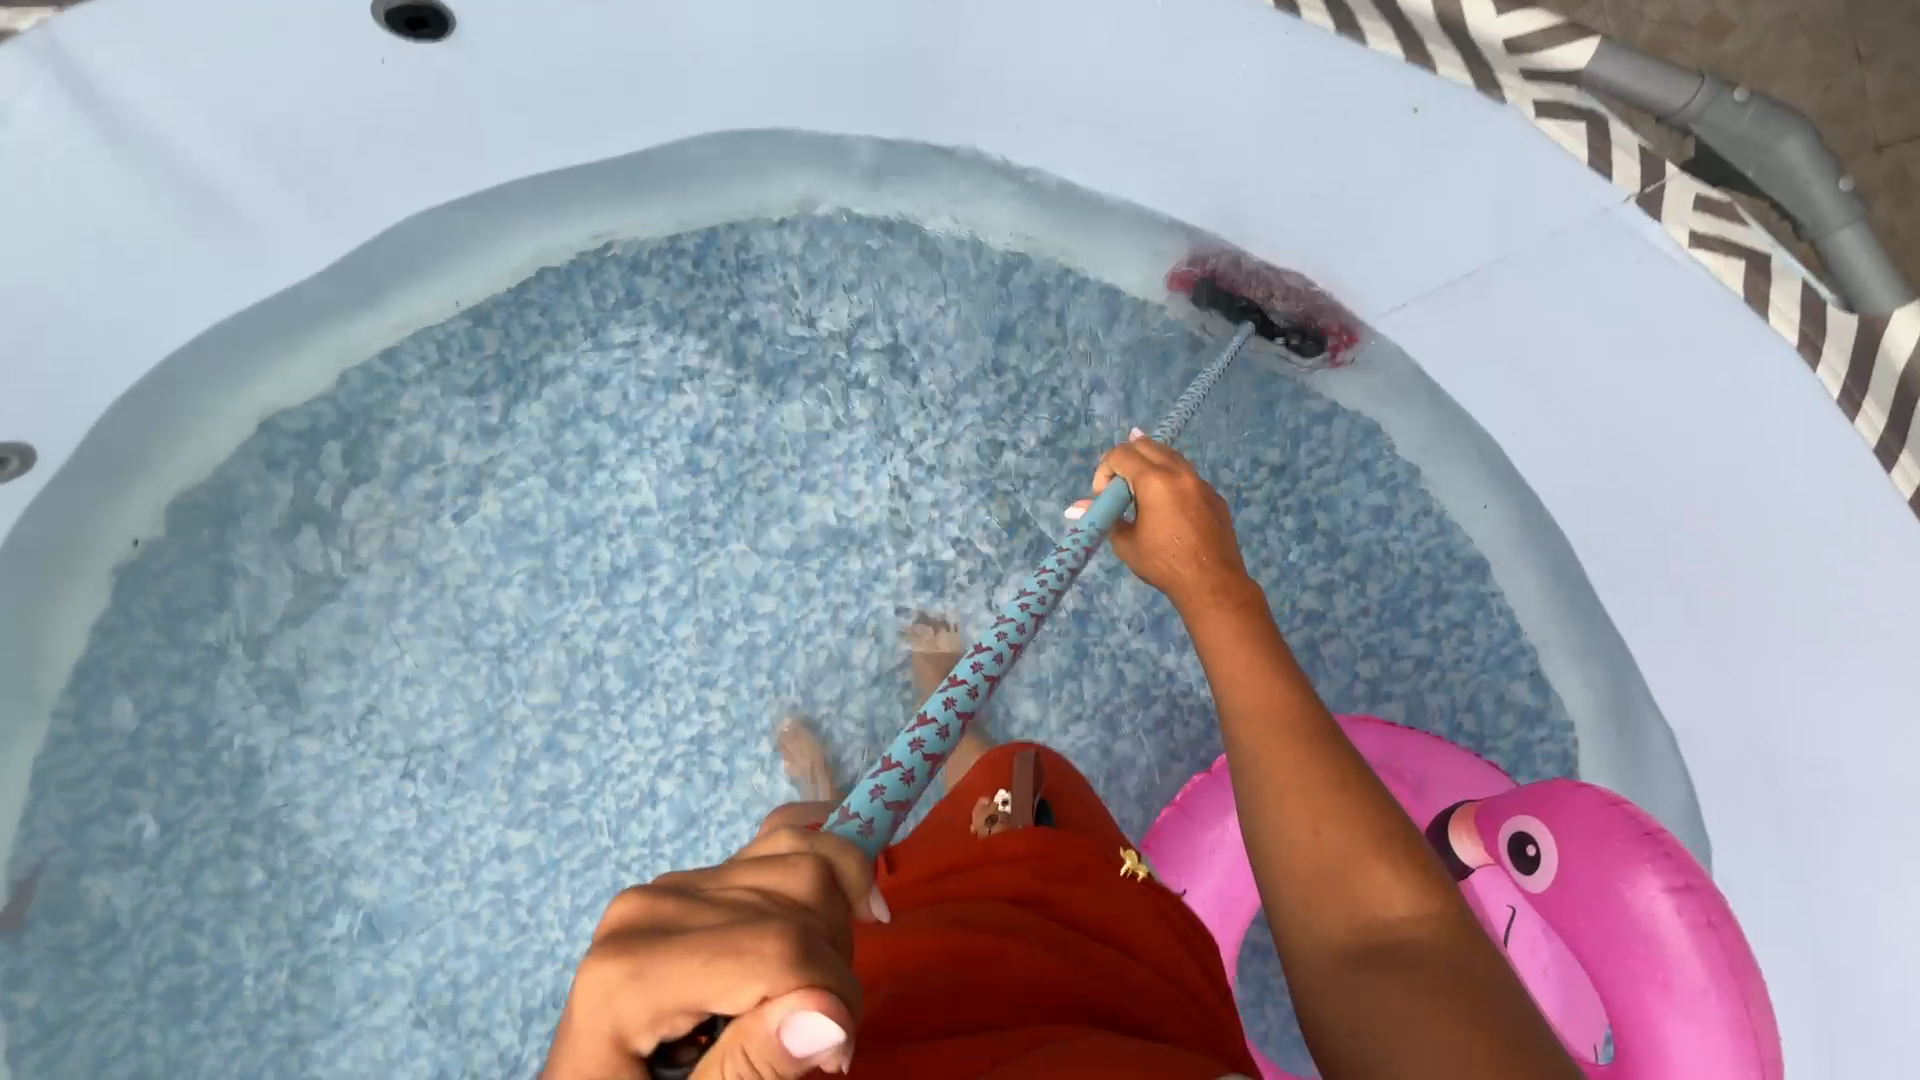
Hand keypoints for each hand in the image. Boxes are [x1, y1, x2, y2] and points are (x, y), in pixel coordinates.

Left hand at [541, 823, 887, 1079]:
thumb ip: (752, 1066)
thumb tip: (832, 1015)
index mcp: (632, 974)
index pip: (776, 949)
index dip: (833, 994)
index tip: (842, 1058)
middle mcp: (651, 907)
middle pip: (798, 894)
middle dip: (837, 961)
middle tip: (829, 1035)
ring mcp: (673, 885)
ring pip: (802, 859)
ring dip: (837, 920)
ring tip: (822, 988)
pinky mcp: (695, 878)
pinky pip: (779, 839)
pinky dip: (827, 857)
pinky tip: (856, 892)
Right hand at [1067, 431, 1254, 613]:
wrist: (1211, 582)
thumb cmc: (1162, 563)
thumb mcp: (1125, 542)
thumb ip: (1103, 517)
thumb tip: (1073, 509)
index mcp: (1154, 481)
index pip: (1121, 454)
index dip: (1105, 470)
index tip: (1103, 495)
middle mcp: (1179, 472)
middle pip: (1146, 445)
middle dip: (1125, 459)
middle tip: (1118, 486)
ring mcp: (1200, 481)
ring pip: (1170, 455)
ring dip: (1149, 464)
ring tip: (1138, 488)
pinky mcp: (1213, 494)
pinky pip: (1186, 474)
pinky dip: (1169, 478)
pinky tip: (1165, 503)